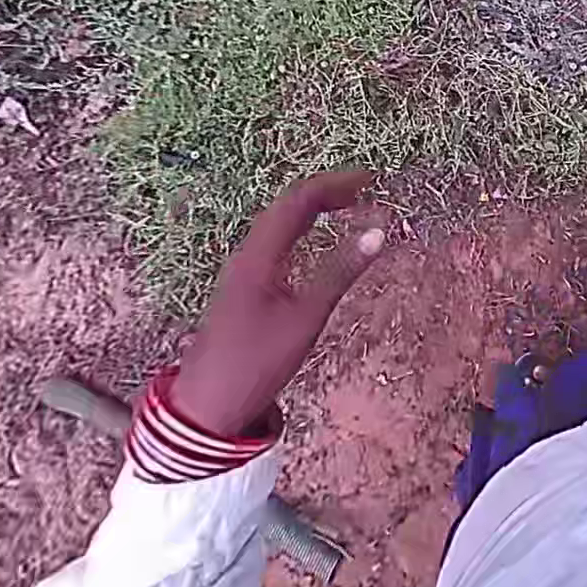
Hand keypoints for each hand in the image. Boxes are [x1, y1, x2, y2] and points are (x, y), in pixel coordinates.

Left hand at [167, 171, 385, 437]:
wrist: (207, 405)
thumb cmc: (258, 361)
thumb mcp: (307, 317)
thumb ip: (341, 272)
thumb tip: (378, 233)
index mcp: (260, 255)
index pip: (298, 202)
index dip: (335, 184)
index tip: (370, 180)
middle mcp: (249, 254)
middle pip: (287, 206)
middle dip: (326, 190)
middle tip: (364, 188)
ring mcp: (245, 269)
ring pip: (280, 222)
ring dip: (314, 207)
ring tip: (348, 204)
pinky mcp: (246, 285)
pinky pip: (278, 240)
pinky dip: (304, 228)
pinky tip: (317, 238)